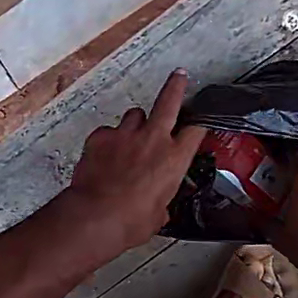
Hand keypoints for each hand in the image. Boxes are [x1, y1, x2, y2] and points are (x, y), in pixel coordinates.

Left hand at [59, 70, 207, 260]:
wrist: (96, 216)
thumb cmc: (130, 221)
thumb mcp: (158, 216)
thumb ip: (161, 203)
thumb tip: (157, 209)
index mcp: (174, 159)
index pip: (196, 130)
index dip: (200, 121)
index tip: (202, 115)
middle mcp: (153, 140)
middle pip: (169, 101)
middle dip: (176, 86)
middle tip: (179, 76)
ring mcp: (126, 135)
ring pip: (135, 114)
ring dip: (136, 122)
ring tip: (130, 138)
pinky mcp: (101, 137)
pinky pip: (108, 131)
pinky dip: (108, 140)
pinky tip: (104, 155)